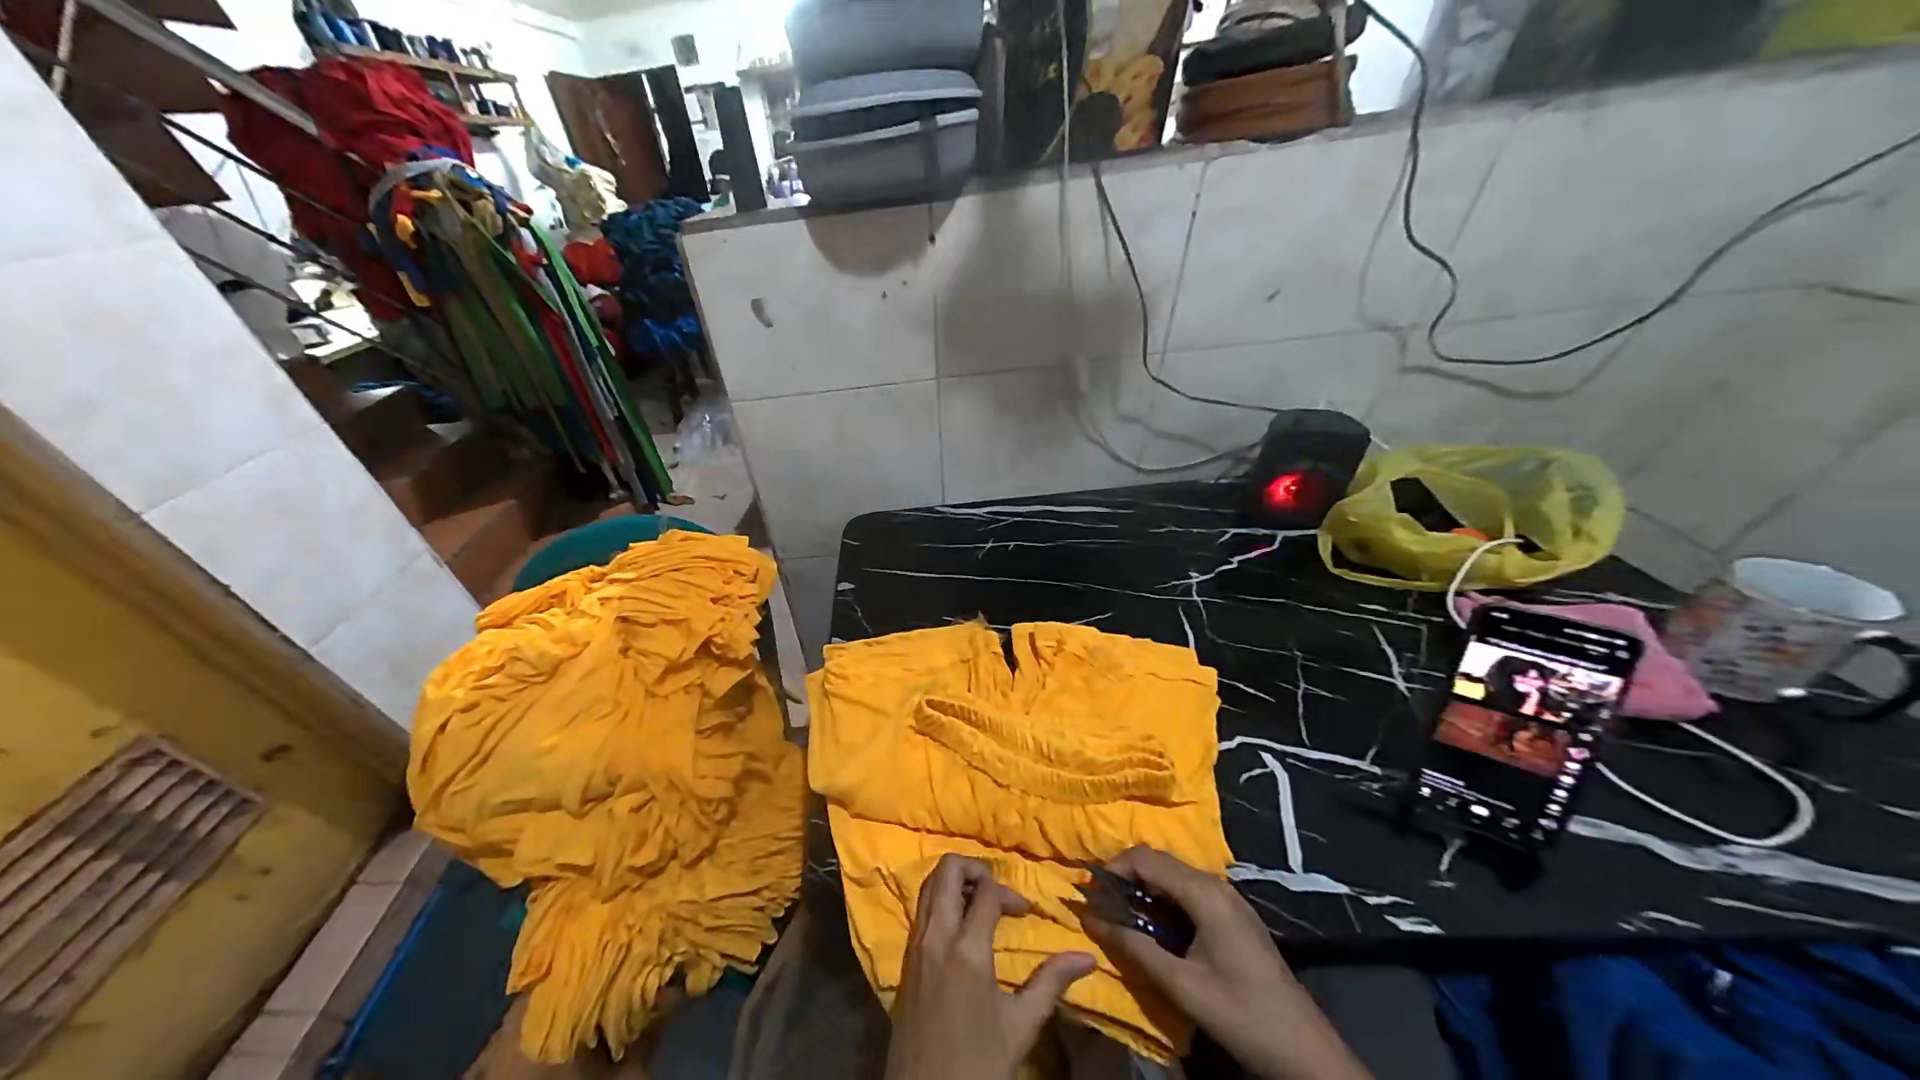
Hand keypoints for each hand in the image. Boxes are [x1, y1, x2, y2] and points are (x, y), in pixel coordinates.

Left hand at [884, 854, 1096, 1079]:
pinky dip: (940, 901)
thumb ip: (1052, 981)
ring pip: (928, 885)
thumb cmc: (978, 1063)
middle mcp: (936, 935)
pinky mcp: (905, 958)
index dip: (1010, 893)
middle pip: (947, 870)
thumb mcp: (1021, 1025)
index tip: (1024, 913)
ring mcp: (915, 944)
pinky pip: (920, 909)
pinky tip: (960, 926)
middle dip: (975, 869)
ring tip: (980, 903)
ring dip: (955, 882)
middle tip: (997, 891)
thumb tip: (1088, 956)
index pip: (987, 891)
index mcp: (967, 948)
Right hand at [1083, 847, 1370, 1079]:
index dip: (1113, 869)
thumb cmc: (1240, 1013)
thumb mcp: (1180, 985)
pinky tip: (1155, 930)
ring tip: (1122, 920)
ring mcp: (1228, 898)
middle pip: (1158, 862)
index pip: (1145, 858)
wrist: (1304, 1049)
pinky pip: (1188, 892)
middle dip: (1125, 879)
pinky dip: (1163, 901)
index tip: (1091, 894)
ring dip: (1143, 890)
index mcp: (1203, 893)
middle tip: (1101, 908)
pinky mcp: (1233, 915)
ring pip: (1173, 876)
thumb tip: (1092, 919)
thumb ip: (1135, 948)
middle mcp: (1216, 884)